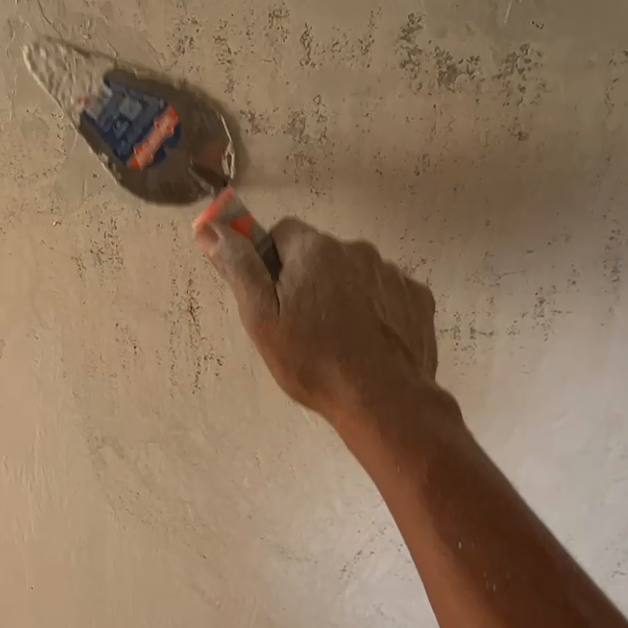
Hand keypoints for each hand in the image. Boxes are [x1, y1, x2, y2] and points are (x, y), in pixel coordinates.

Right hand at [196, 215, 445, 433]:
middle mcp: (356, 250)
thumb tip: (210, 228)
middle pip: (320, 254)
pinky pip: (385, 292)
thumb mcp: (261, 317)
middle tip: (300, 325)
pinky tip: (367, 340)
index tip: (272, 296)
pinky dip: (374, 308)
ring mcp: (391, 273)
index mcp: (314, 250)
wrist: (382, 399)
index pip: (282, 232)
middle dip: (307, 279)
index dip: (271, 262)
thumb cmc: (312, 360)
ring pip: (353, 273)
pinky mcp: (417, 298)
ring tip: (336, 338)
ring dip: (341, 293)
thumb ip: (238, 266)